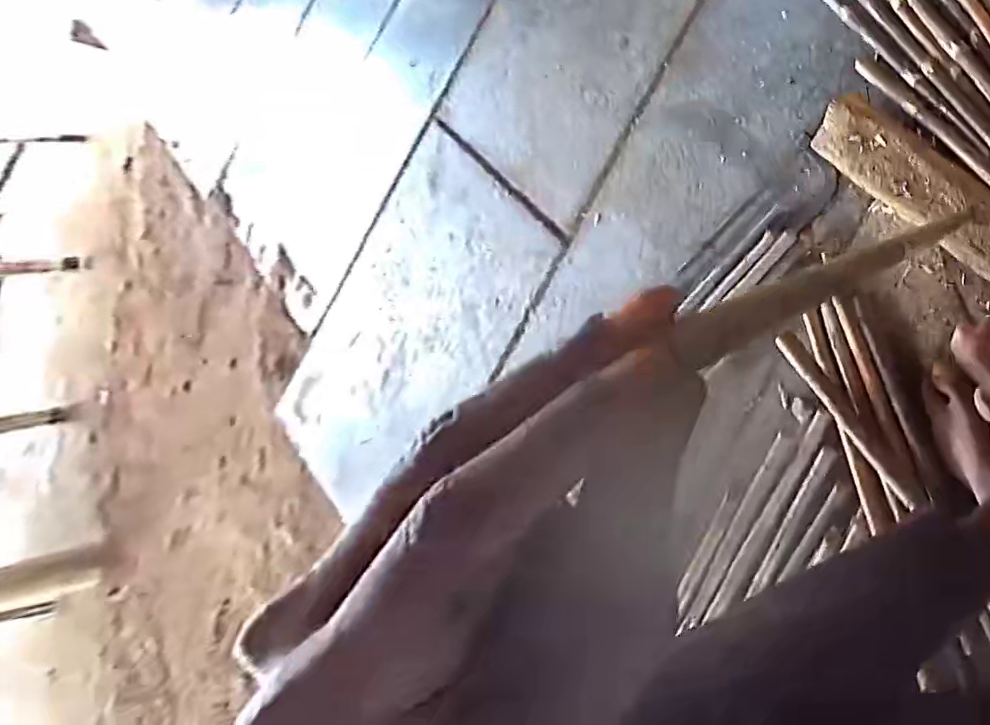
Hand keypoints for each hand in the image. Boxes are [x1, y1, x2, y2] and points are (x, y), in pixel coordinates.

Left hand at [236, 287, 702, 723]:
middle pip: (449, 450)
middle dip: (569, 368)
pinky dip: (537, 410)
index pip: (463, 515)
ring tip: (640, 329)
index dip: (572, 426)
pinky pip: (462, 454)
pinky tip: (589, 378)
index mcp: (348, 681)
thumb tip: (677, 390)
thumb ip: (632, 515)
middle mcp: (311, 610)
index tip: (663, 361)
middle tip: (659, 309)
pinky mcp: (361, 543)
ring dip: (559, 376)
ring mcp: (327, 570)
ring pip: (456, 440)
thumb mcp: (610, 647)